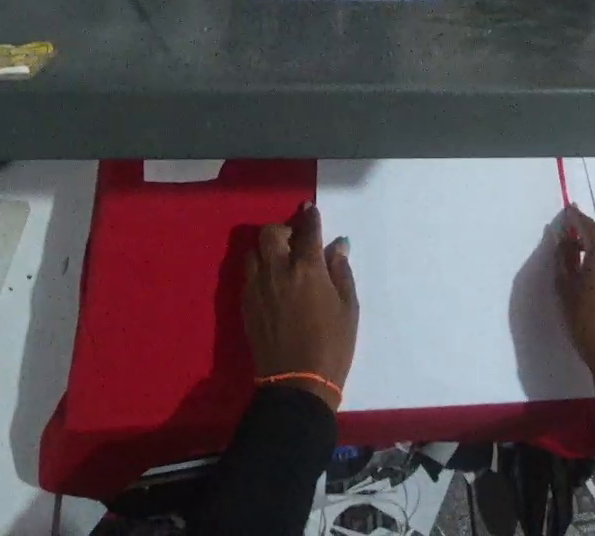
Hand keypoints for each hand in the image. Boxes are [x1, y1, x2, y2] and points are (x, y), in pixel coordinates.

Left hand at [243, 202, 358, 409]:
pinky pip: (248, 274)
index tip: (309, 208)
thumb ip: (341, 271)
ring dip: (266, 248)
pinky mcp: (245, 305)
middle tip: (295, 241)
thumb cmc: (333, 345)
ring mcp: (257, 287)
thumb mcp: (348, 307)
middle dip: (283, 230)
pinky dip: (259, 269)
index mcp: (307, 268)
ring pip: (254, 251)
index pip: (307, 231)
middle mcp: (278, 270)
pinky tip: (271, 281)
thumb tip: (338, 245)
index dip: (309, 217)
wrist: (297, 385)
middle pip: (270, 233)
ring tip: (280, 260)